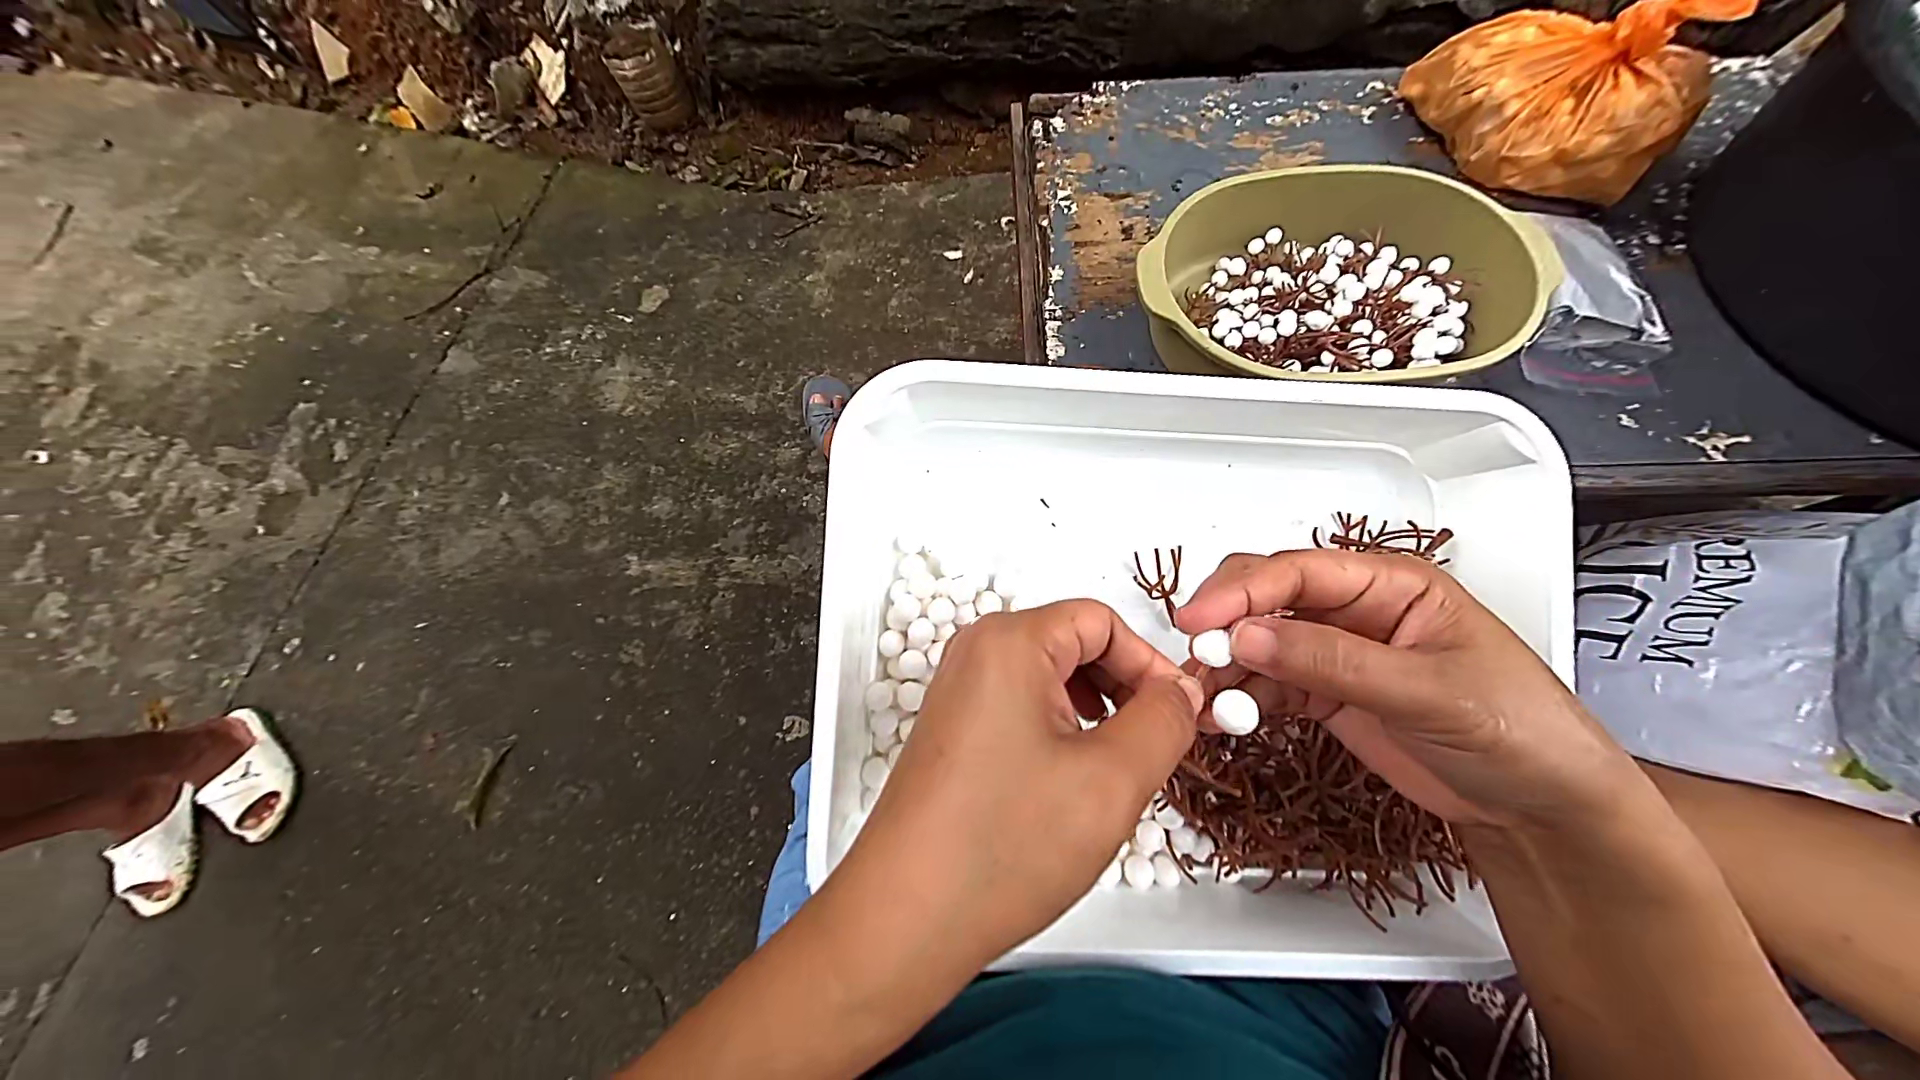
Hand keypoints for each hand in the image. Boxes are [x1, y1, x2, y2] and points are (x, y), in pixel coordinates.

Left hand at [839, 600, 1203, 963]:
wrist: (906, 915)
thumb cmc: (991, 849)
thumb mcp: (1112, 779)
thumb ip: (1164, 720)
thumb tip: (1181, 691)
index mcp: (1009, 642)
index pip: (1102, 621)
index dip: (1150, 664)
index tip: (1177, 708)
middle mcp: (976, 654)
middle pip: (1075, 642)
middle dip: (1124, 688)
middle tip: (1155, 738)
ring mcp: (960, 689)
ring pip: (1051, 676)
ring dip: (1096, 711)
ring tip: (1117, 764)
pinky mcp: (955, 724)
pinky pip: (1023, 703)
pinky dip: (1062, 728)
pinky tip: (1074, 775)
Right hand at [1176, 548, 1635, 828]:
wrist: (1542, 809)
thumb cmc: (1523, 733)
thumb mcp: (1430, 692)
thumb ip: (1333, 660)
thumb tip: (1250, 636)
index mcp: (1389, 585)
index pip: (1298, 572)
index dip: (1242, 591)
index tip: (1200, 620)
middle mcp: (1353, 610)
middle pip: (1266, 598)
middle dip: (1224, 623)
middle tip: (1196, 656)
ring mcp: (1333, 652)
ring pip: (1255, 643)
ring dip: (1224, 667)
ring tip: (1203, 697)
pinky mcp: (1320, 692)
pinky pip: (1263, 684)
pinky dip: (1237, 698)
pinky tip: (1221, 716)